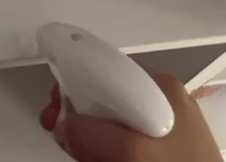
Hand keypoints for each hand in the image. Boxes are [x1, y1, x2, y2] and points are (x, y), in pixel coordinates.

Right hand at [38, 73, 221, 161]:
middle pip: (109, 101)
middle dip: (81, 119)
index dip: (77, 85)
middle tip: (61, 136)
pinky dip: (108, 155)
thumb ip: (92, 134)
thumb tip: (63, 127)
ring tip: (78, 156)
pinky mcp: (167, 159)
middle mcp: (166, 106)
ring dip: (92, 142)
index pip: (109, 71)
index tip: (56, 105)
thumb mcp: (133, 152)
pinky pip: (128, 150)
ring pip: (116, 129)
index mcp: (163, 89)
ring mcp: (169, 136)